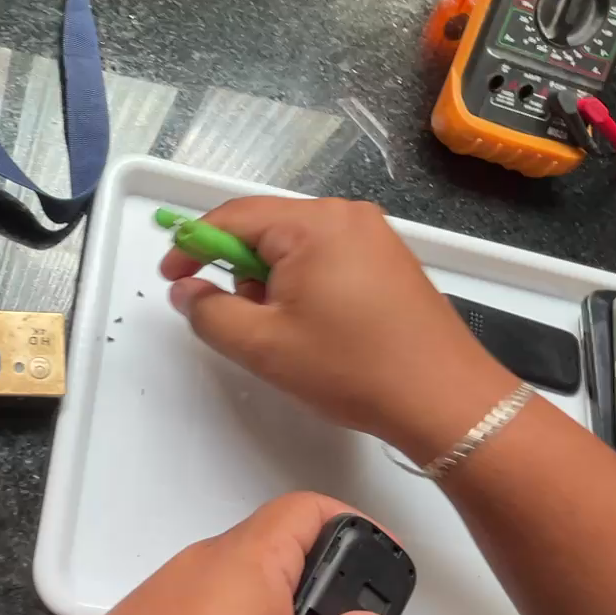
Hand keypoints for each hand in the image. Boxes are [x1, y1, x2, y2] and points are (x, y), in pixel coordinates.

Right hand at [160, 196, 518, 462]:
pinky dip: (300, 283)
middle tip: (229, 315)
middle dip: (235, 269)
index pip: (231, 216)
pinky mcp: (388, 259)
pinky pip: (324, 257)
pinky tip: (309, 324)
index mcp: (313, 224)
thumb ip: (208, 311)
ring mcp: (373, 234)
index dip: (192, 245)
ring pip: (294, 245)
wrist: (444, 399)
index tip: (171, 279)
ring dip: (268, 280)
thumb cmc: (349, 368)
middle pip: (264, 228)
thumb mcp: (262, 345)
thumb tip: (186, 289)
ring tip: (276, 330)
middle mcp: (345, 215)